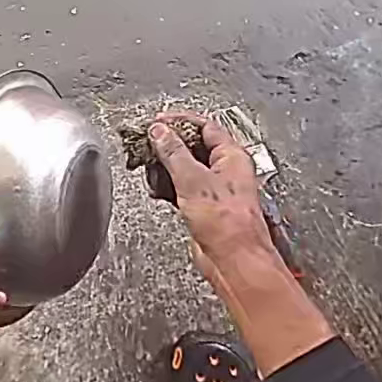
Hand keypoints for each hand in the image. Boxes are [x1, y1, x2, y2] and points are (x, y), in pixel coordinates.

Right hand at [149, 113, 277, 283]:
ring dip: (165, 168)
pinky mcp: (203, 207)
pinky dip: (167, 187)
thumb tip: (159, 131)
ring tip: (150, 168)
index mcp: (232, 157)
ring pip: (185, 168)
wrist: (233, 260)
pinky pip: (181, 189)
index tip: (158, 121)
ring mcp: (214, 189)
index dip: (179, 121)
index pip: (204, 127)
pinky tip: (157, 191)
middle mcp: (225, 171)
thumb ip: (173, 152)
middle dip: (169, 146)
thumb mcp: (192, 179)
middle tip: (149, 144)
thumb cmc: (228, 223)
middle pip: (193, 147)